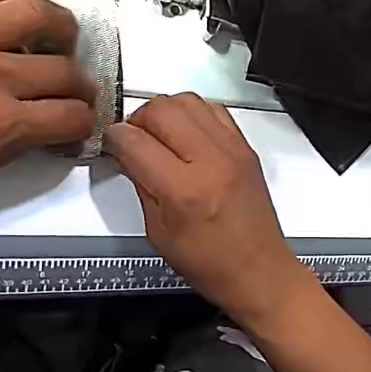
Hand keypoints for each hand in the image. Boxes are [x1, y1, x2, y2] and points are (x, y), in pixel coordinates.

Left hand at [0, 0, 97, 210]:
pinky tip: (6, 6)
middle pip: (64, 69)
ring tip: (58, 33)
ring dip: (60, 25)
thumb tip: (26, 131)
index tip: (74, 125)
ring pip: (37, 12)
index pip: (69, 116)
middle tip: (75, 87)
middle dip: (81, 84)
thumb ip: (2, 148)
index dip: (82, 123)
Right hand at [104, 93, 320, 325]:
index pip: (135, 141)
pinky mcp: (245, 147)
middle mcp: (211, 162)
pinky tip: (185, 132)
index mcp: (184, 191)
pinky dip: (192, 113)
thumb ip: (139, 183)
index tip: (111, 141)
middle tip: (134, 138)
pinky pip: (213, 108)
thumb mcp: (158, 231)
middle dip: (138, 119)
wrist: (259, 271)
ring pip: (187, 100)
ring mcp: (232, 150)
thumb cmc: (211, 262)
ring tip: (159, 133)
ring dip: (165, 111)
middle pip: (161, 109)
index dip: (115, 137)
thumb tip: (124, 151)